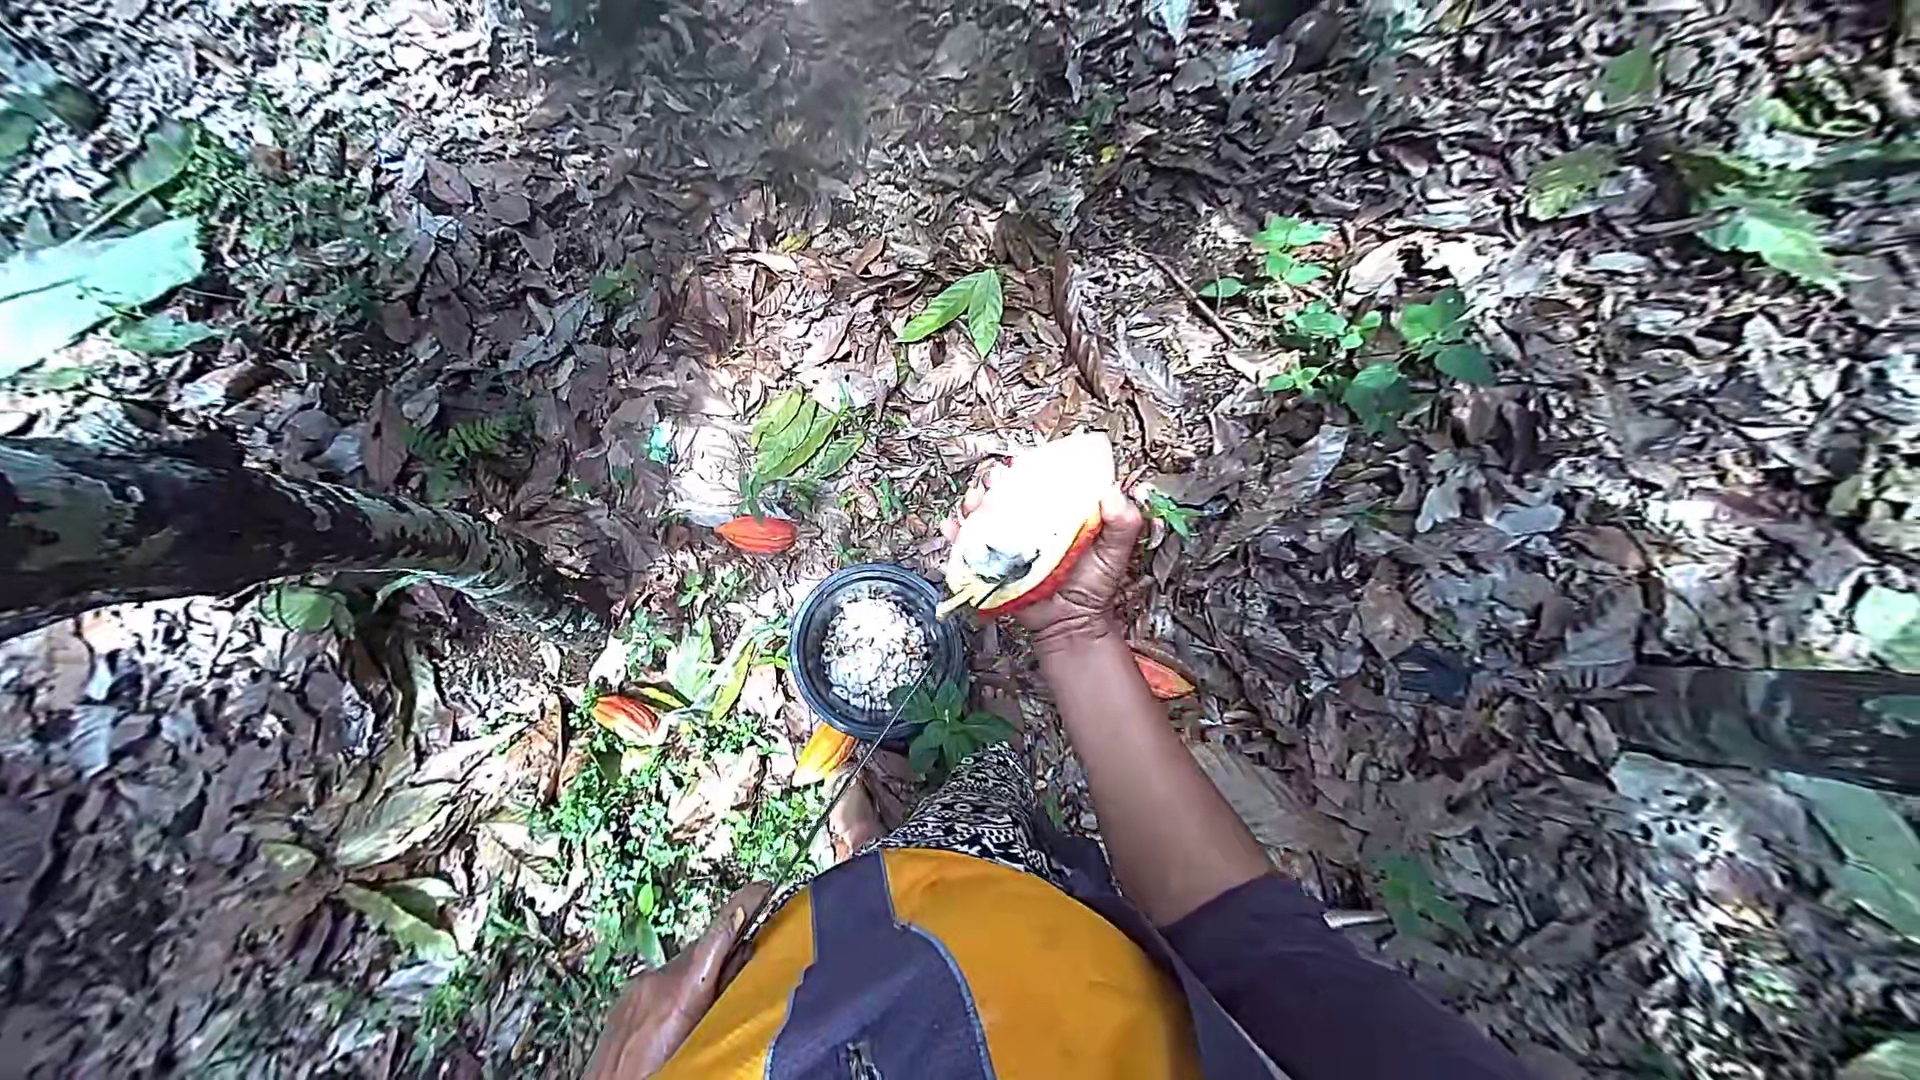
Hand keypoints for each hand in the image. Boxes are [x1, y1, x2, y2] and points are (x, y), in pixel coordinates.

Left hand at [583, 882, 769, 1078]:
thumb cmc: (657, 1078)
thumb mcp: (705, 1041)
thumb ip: (728, 997)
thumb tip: (749, 957)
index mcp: (680, 992)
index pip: (720, 930)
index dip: (745, 904)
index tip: (764, 888)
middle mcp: (655, 980)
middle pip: (703, 949)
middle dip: (725, 954)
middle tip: (749, 966)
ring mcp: (636, 990)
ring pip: (683, 968)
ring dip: (701, 978)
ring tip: (711, 1009)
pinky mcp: (623, 1002)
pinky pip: (662, 984)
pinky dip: (677, 993)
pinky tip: (679, 1023)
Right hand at [941, 464, 1144, 653]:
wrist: (1072, 624)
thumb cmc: (1094, 587)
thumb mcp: (1115, 552)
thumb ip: (1122, 523)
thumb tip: (1112, 494)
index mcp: (1054, 514)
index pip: (1035, 483)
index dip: (1024, 470)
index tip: (1020, 466)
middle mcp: (1026, 524)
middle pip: (1001, 495)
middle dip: (991, 484)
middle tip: (993, 483)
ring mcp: (1006, 544)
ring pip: (980, 516)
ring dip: (971, 504)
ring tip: (973, 504)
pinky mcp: (991, 566)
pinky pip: (966, 549)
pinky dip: (955, 537)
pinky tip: (952, 529)